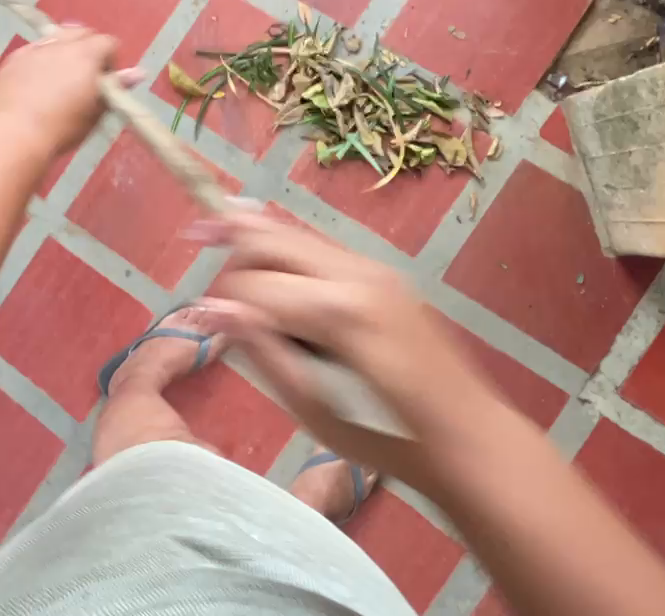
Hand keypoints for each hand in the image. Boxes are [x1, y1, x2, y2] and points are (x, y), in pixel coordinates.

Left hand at [0, 25, 130, 157]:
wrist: (15, 135)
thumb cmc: (63, 128)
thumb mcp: (96, 112)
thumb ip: (116, 88)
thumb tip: (138, 72)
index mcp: (87, 54)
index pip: (108, 42)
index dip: (111, 60)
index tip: (106, 81)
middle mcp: (61, 44)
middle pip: (81, 32)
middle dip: (88, 48)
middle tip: (85, 77)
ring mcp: (34, 49)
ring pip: (55, 38)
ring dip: (64, 51)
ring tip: (60, 77)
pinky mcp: (13, 59)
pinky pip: (33, 50)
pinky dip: (40, 59)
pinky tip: (36, 82)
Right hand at [200, 212, 511, 487]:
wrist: (468, 440)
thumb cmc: (385, 437)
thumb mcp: (312, 404)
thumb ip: (261, 348)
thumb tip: (212, 308)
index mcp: (337, 311)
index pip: (256, 284)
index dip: (224, 298)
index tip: (204, 316)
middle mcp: (356, 274)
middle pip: (275, 239)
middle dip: (232, 237)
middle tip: (195, 236)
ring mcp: (375, 269)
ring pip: (298, 234)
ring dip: (259, 235)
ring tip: (218, 225)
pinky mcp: (384, 274)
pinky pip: (322, 247)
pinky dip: (288, 245)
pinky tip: (267, 249)